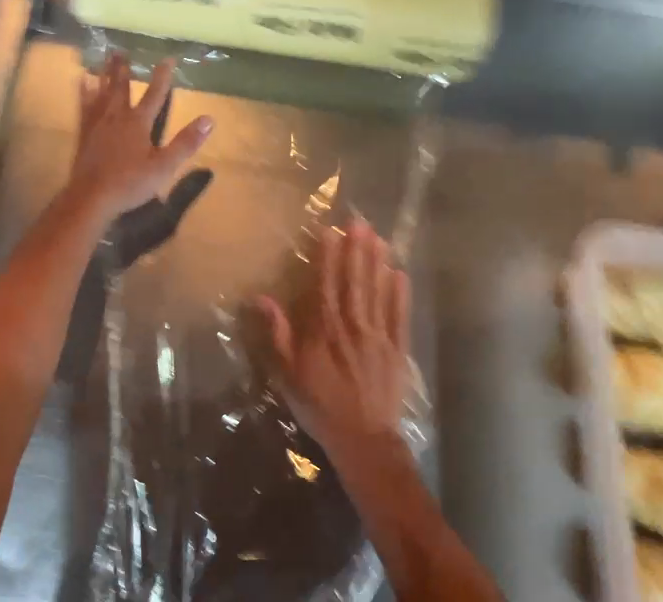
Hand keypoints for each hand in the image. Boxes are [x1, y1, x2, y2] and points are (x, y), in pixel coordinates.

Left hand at [68, 54, 212, 219]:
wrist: (91, 197)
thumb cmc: (130, 183)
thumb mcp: (164, 166)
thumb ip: (186, 142)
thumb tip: (209, 119)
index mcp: (138, 122)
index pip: (155, 94)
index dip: (163, 76)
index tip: (169, 58)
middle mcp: (116, 116)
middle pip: (121, 87)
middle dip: (123, 69)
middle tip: (121, 50)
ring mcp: (97, 124)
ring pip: (102, 92)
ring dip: (105, 74)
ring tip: (105, 58)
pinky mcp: (84, 133)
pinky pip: (84, 106)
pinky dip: (84, 92)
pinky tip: (82, 82)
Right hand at [258, 218, 411, 463]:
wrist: (363, 440)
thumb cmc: (319, 405)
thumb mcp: (288, 373)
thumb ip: (279, 333)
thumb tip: (262, 298)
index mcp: (324, 330)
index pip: (326, 284)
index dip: (328, 256)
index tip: (331, 231)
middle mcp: (352, 326)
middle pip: (354, 281)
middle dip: (356, 250)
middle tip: (360, 222)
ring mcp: (378, 337)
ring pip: (377, 292)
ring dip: (377, 263)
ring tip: (378, 237)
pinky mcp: (398, 350)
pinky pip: (399, 316)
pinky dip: (399, 294)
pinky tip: (400, 273)